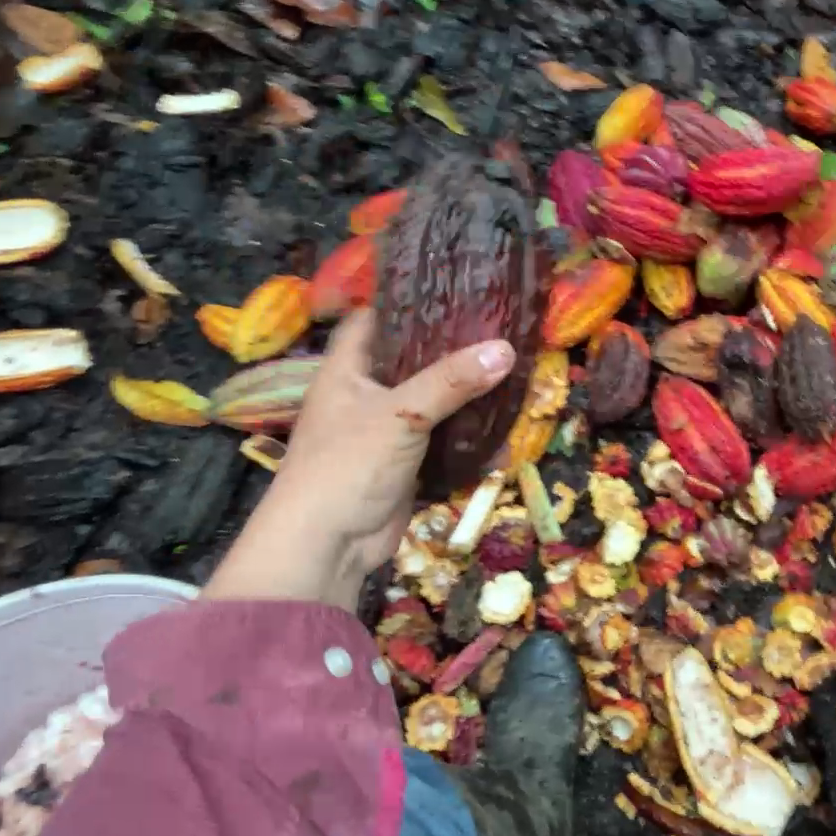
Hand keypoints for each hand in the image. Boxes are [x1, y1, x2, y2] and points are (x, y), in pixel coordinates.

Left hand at [203, 310, 516, 607]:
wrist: (327, 546)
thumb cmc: (347, 466)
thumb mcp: (402, 414)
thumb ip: (452, 381)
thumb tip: (506, 349)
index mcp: (346, 372)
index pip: (370, 321)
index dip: (403, 302)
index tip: (449, 289)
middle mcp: (363, 396)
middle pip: (408, 358)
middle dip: (448, 346)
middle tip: (495, 325)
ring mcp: (384, 431)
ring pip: (430, 398)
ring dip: (463, 389)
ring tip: (507, 363)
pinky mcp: (405, 463)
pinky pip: (442, 436)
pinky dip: (467, 429)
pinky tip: (501, 416)